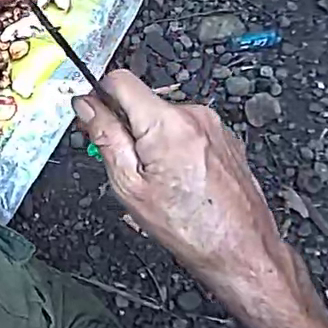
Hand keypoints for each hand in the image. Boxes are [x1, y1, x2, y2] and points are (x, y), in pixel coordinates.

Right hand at [73, 71, 293, 300]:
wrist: (240, 248)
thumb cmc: (191, 226)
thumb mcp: (129, 185)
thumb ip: (105, 137)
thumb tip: (86, 107)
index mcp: (166, 123)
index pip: (119, 80)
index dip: (98, 95)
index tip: (91, 115)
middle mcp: (192, 115)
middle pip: (141, 100)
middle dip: (124, 124)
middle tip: (122, 161)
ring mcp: (211, 124)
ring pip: (162, 117)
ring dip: (149, 138)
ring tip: (155, 177)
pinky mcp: (222, 136)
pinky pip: (184, 128)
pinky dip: (172, 145)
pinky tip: (176, 177)